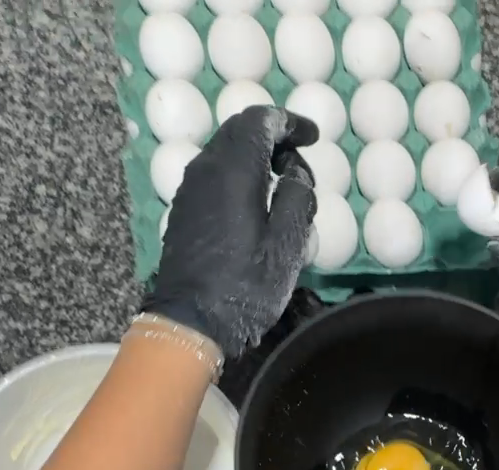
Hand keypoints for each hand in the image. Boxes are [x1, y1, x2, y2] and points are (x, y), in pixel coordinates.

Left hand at [141, 106, 317, 360]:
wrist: (192, 320)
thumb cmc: (245, 285)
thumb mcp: (287, 245)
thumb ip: (298, 199)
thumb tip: (296, 174)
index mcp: (234, 169)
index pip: (261, 121)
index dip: (290, 123)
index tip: (314, 137)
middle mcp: (207, 168)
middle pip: (240, 132)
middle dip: (274, 139)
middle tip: (301, 163)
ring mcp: (191, 189)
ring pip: (226, 154)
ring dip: (257, 160)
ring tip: (283, 187)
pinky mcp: (185, 210)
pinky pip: (216, 176)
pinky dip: (241, 177)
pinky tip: (257, 206)